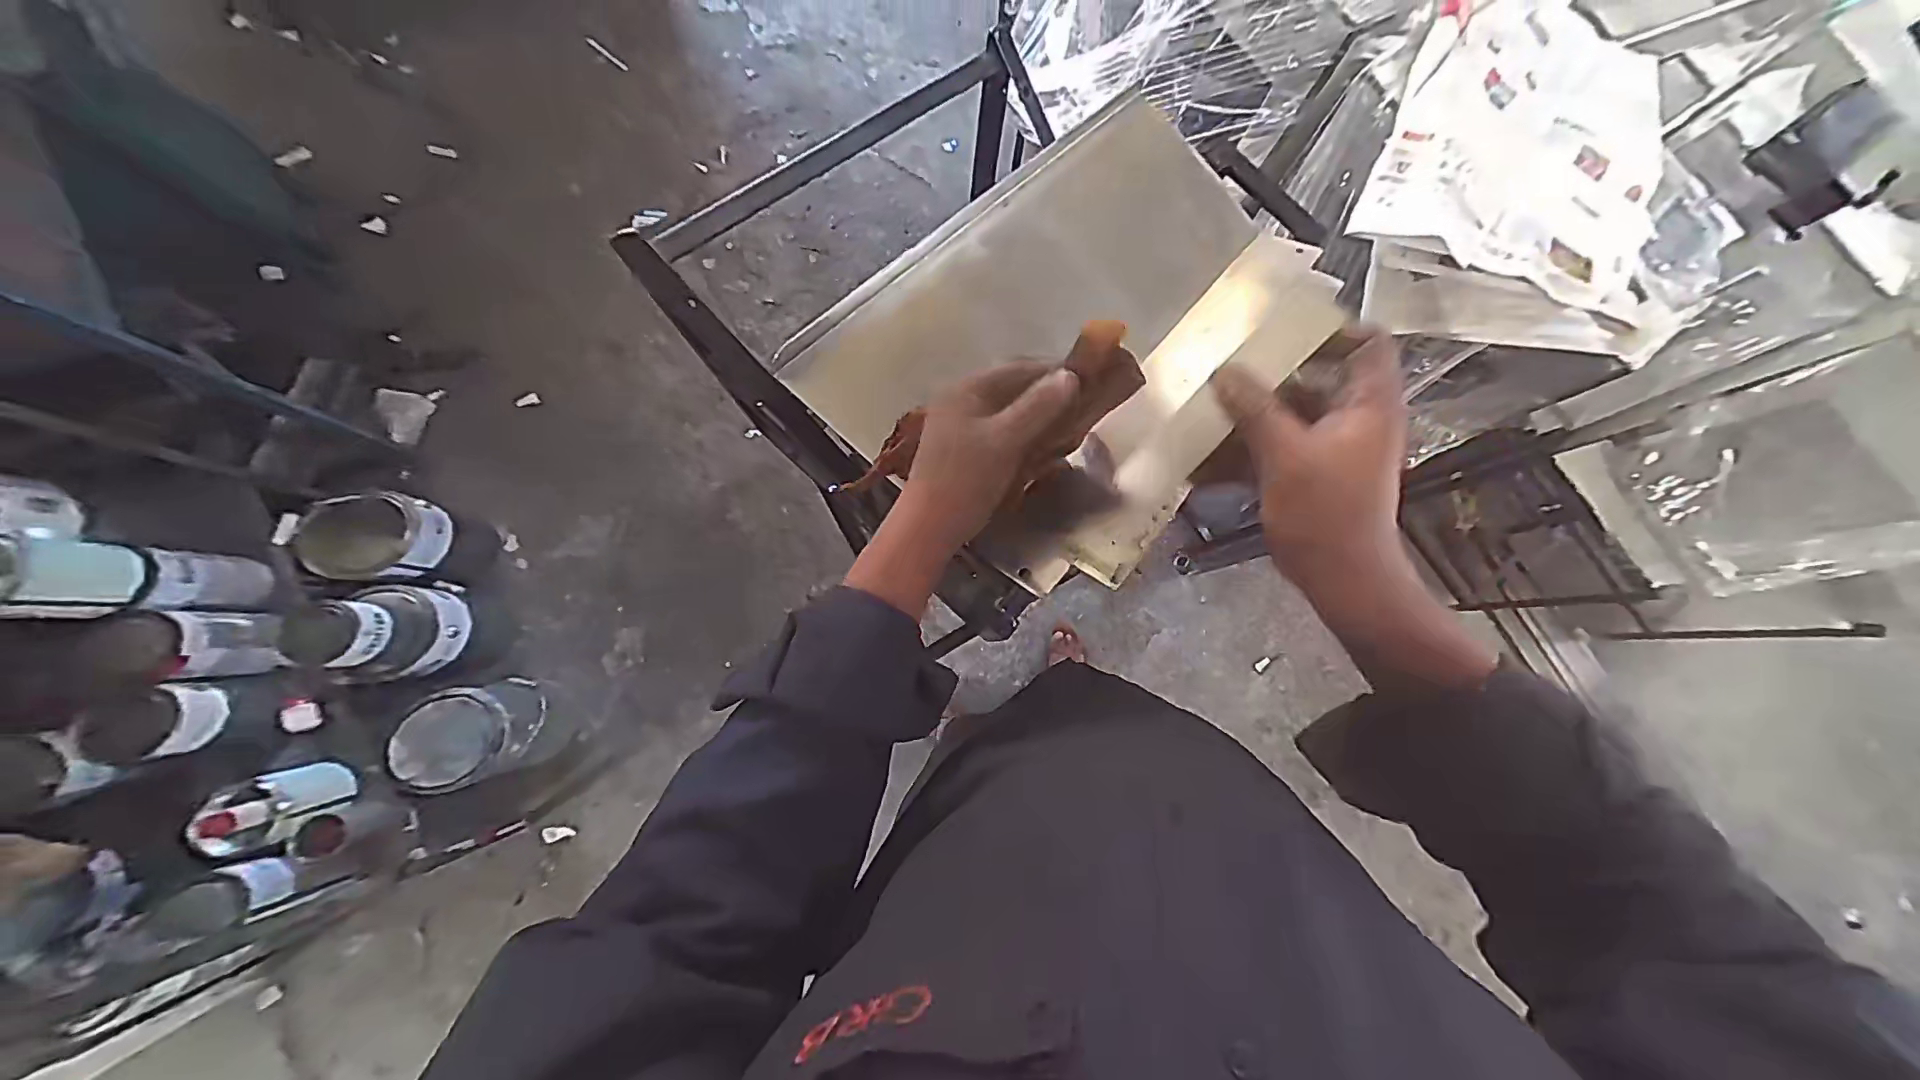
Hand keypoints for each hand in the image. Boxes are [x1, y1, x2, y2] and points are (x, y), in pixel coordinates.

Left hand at [896, 361, 1080, 551]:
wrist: (927, 529)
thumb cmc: (965, 480)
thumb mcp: (1006, 441)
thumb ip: (1038, 407)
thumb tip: (1070, 376)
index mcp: (967, 389)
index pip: (1019, 368)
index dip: (1055, 372)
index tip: (1091, 382)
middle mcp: (962, 401)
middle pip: (1013, 390)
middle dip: (1049, 398)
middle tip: (1084, 409)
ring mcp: (960, 428)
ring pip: (1009, 414)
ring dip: (1038, 419)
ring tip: (1069, 430)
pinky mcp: (964, 453)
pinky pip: (1001, 435)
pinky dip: (1024, 438)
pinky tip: (1042, 451)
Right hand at [1210, 330, 1406, 583]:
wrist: (1340, 576)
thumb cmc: (1325, 512)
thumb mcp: (1286, 455)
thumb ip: (1256, 409)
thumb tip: (1225, 372)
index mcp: (1367, 404)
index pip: (1367, 344)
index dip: (1331, 330)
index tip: (1281, 331)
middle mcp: (1353, 420)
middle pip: (1314, 379)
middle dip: (1268, 376)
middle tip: (1225, 367)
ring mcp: (1329, 449)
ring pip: (1287, 417)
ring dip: (1247, 416)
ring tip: (1205, 410)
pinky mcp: (1307, 475)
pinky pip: (1274, 449)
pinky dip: (1244, 451)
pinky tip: (1205, 459)